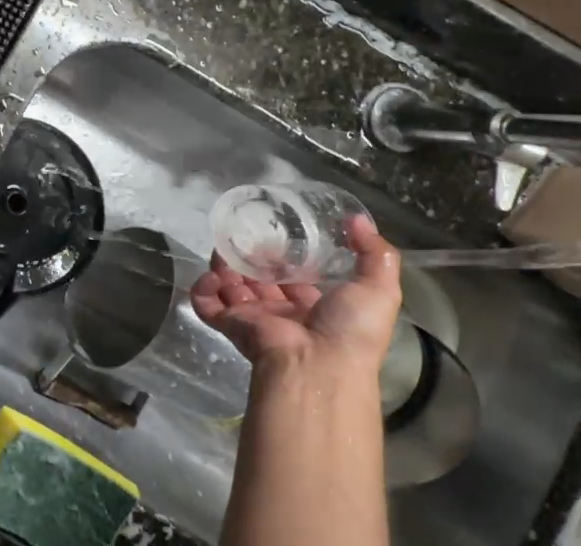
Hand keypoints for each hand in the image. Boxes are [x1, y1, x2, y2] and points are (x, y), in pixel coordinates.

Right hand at [192, 215, 401, 374]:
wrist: (318, 362)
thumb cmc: (350, 328)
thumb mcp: (378, 289)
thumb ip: (374, 254)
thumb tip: (357, 218)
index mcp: (315, 309)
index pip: (294, 282)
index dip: (286, 261)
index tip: (277, 239)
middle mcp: (282, 315)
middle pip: (258, 282)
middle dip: (249, 261)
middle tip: (242, 239)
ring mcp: (253, 320)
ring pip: (230, 289)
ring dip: (224, 268)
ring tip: (224, 250)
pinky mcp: (230, 324)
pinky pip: (206, 303)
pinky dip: (203, 288)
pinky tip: (213, 275)